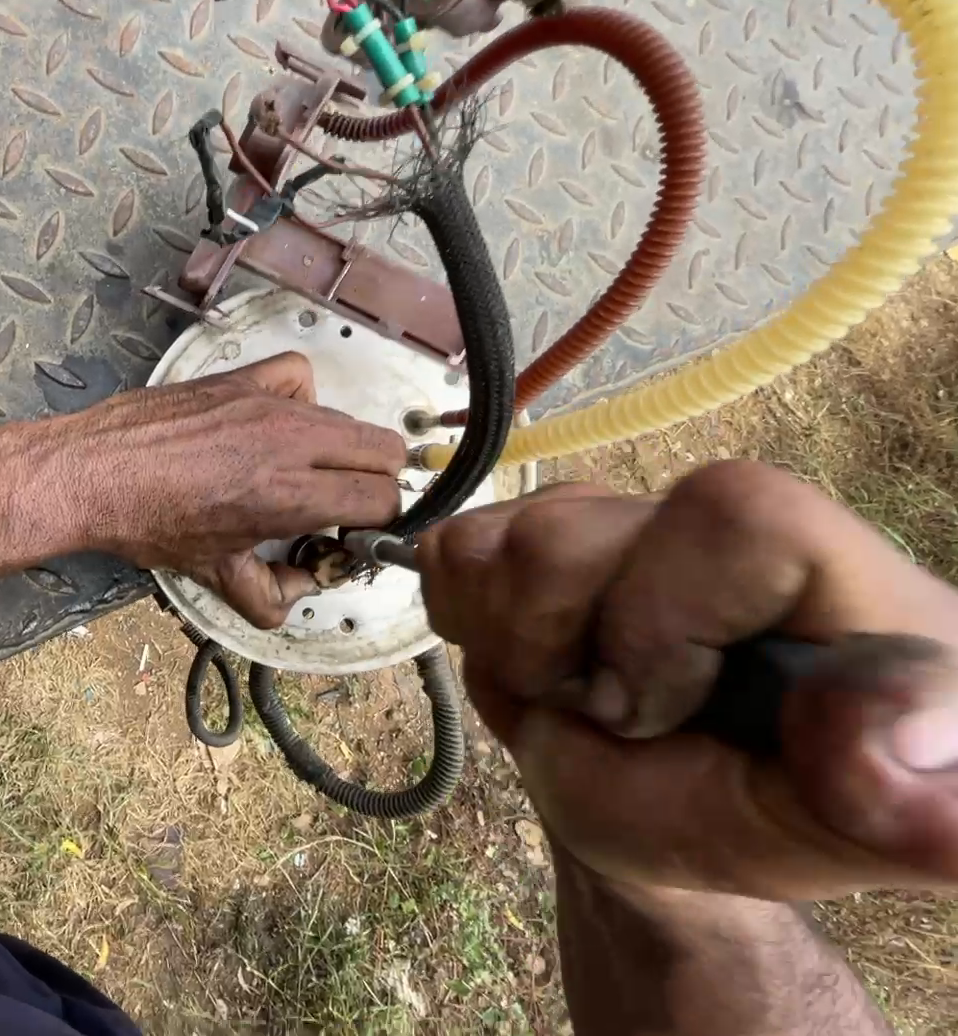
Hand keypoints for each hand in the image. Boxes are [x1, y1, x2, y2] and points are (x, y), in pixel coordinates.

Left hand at [43, 352, 403, 628]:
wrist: (88, 473)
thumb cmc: (142, 521)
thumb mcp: (209, 571)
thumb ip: (267, 595)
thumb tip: (298, 592)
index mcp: (290, 496)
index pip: (383, 499)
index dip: (374, 523)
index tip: (348, 531)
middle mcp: (290, 442)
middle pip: (384, 451)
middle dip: (370, 482)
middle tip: (333, 502)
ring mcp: (266, 404)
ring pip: (344, 418)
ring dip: (336, 448)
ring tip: (294, 470)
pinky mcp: (238, 379)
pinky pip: (297, 374)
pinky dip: (300, 396)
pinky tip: (272, 422)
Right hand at [416, 461, 957, 899]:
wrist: (631, 797)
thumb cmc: (728, 815)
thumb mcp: (821, 834)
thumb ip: (897, 806)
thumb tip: (900, 748)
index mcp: (825, 576)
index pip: (736, 513)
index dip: (663, 616)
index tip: (649, 710)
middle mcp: (705, 525)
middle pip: (563, 529)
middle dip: (550, 646)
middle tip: (600, 707)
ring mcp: (600, 518)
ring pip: (489, 542)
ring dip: (502, 641)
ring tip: (558, 682)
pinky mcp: (513, 528)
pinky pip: (445, 550)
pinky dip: (460, 618)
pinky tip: (520, 652)